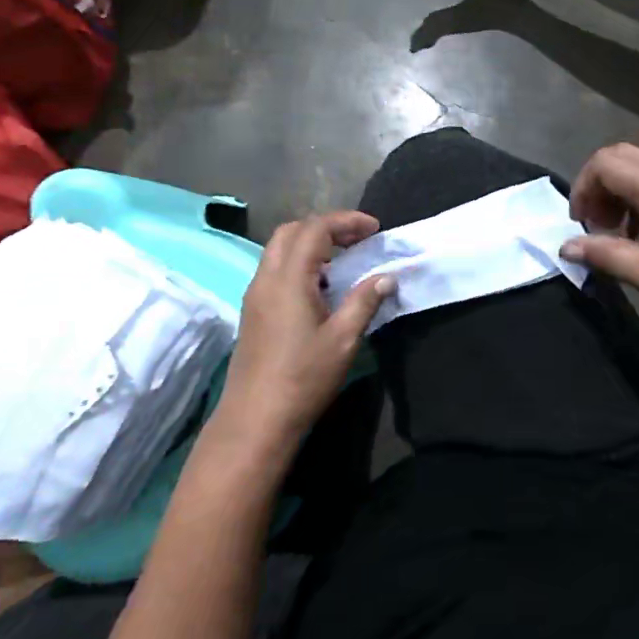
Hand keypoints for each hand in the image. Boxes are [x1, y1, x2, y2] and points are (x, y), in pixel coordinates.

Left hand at [213, 212, 394, 445]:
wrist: (257, 416)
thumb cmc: (304, 377)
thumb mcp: (343, 339)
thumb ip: (365, 301)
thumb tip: (386, 278)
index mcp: (288, 278)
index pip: (315, 229)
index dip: (346, 222)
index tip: (374, 229)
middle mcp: (266, 278)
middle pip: (291, 231)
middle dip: (326, 227)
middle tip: (357, 240)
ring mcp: (254, 294)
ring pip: (279, 250)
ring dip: (310, 244)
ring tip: (343, 261)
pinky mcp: (252, 310)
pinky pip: (274, 270)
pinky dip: (298, 263)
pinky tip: (320, 287)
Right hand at [561, 144, 638, 329]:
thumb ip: (604, 255)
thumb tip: (566, 246)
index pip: (604, 163)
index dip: (582, 188)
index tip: (582, 223)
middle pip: (619, 156)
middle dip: (597, 185)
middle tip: (596, 224)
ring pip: (638, 164)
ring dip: (617, 190)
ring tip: (619, 231)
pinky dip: (638, 194)